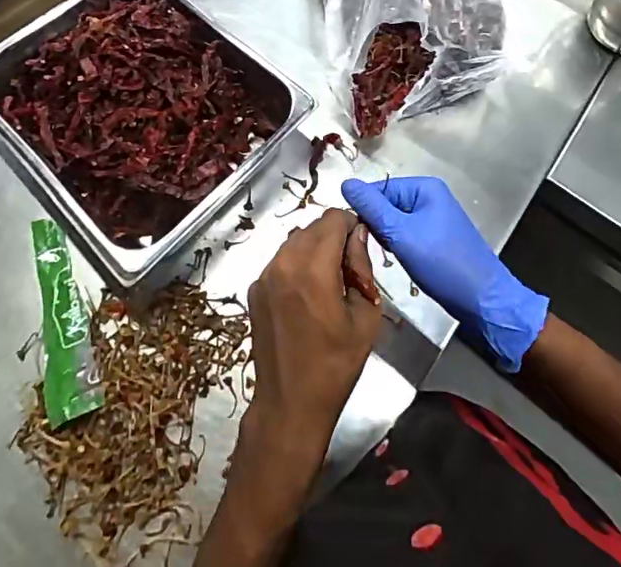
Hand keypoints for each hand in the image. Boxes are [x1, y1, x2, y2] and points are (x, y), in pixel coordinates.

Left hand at [246, 209, 382, 459]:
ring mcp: (263, 274)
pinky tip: (308, 294)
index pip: (332, 220)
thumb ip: (362, 270)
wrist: (290, 401)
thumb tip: (358, 239)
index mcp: (311, 268)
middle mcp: (281, 263)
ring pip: (293, 242)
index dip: (352, 225)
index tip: (363, 244)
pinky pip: (280, 261)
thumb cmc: (336, 365)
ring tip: (332, 280)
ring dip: (314, 248)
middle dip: (334, 237)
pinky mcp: (254, 287)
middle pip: (312, 227)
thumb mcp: (365, 318)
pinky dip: (297, 264)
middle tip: (352, 267)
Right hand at [341, 176, 548, 371]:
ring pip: (393, 221)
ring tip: (389, 254)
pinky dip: (398, 245)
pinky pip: (405, 234)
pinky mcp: (435, 238)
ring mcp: (434, 218)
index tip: (357, 232)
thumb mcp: (400, 233)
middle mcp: (430, 197)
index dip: (364, 209)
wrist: (485, 302)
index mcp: (424, 187)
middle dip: (375, 224)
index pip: (377, 189)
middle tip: (374, 246)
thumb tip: (345, 183)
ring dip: (385, 237)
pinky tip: (400, 259)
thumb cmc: (443, 264)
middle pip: (385, 204)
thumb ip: (371, 207)